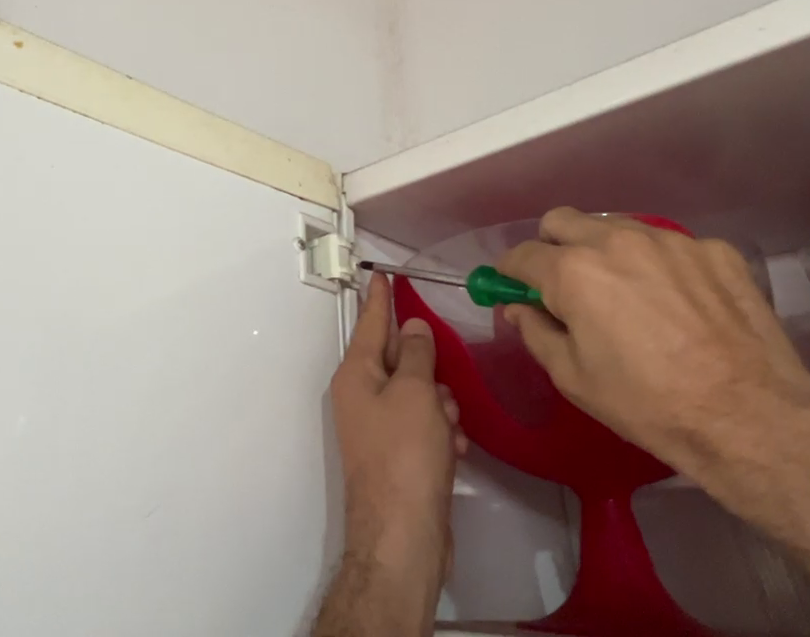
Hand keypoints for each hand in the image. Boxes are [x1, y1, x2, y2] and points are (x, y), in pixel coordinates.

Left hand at [329, 273, 464, 578]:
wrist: (404, 534)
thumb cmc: (406, 455)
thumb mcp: (415, 393)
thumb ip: (416, 354)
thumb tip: (412, 327)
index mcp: (356, 375)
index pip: (370, 323)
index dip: (380, 298)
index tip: (381, 275)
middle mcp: (361, 397)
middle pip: (397, 359)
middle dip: (426, 367)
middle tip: (442, 379)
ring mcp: (378, 427)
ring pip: (416, 393)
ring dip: (440, 404)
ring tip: (450, 425)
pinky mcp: (398, 455)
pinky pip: (423, 425)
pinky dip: (440, 432)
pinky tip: (454, 449)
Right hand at [498, 208, 809, 474]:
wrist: (750, 416)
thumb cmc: (647, 404)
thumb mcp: (573, 378)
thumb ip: (535, 331)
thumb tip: (520, 307)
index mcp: (573, 271)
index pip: (521, 255)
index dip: (511, 273)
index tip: (514, 289)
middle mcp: (617, 240)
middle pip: (563, 221)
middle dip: (552, 248)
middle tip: (565, 286)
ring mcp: (670, 240)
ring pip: (617, 228)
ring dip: (606, 252)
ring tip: (628, 295)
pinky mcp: (714, 250)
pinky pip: (670, 246)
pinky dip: (660, 266)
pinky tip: (679, 305)